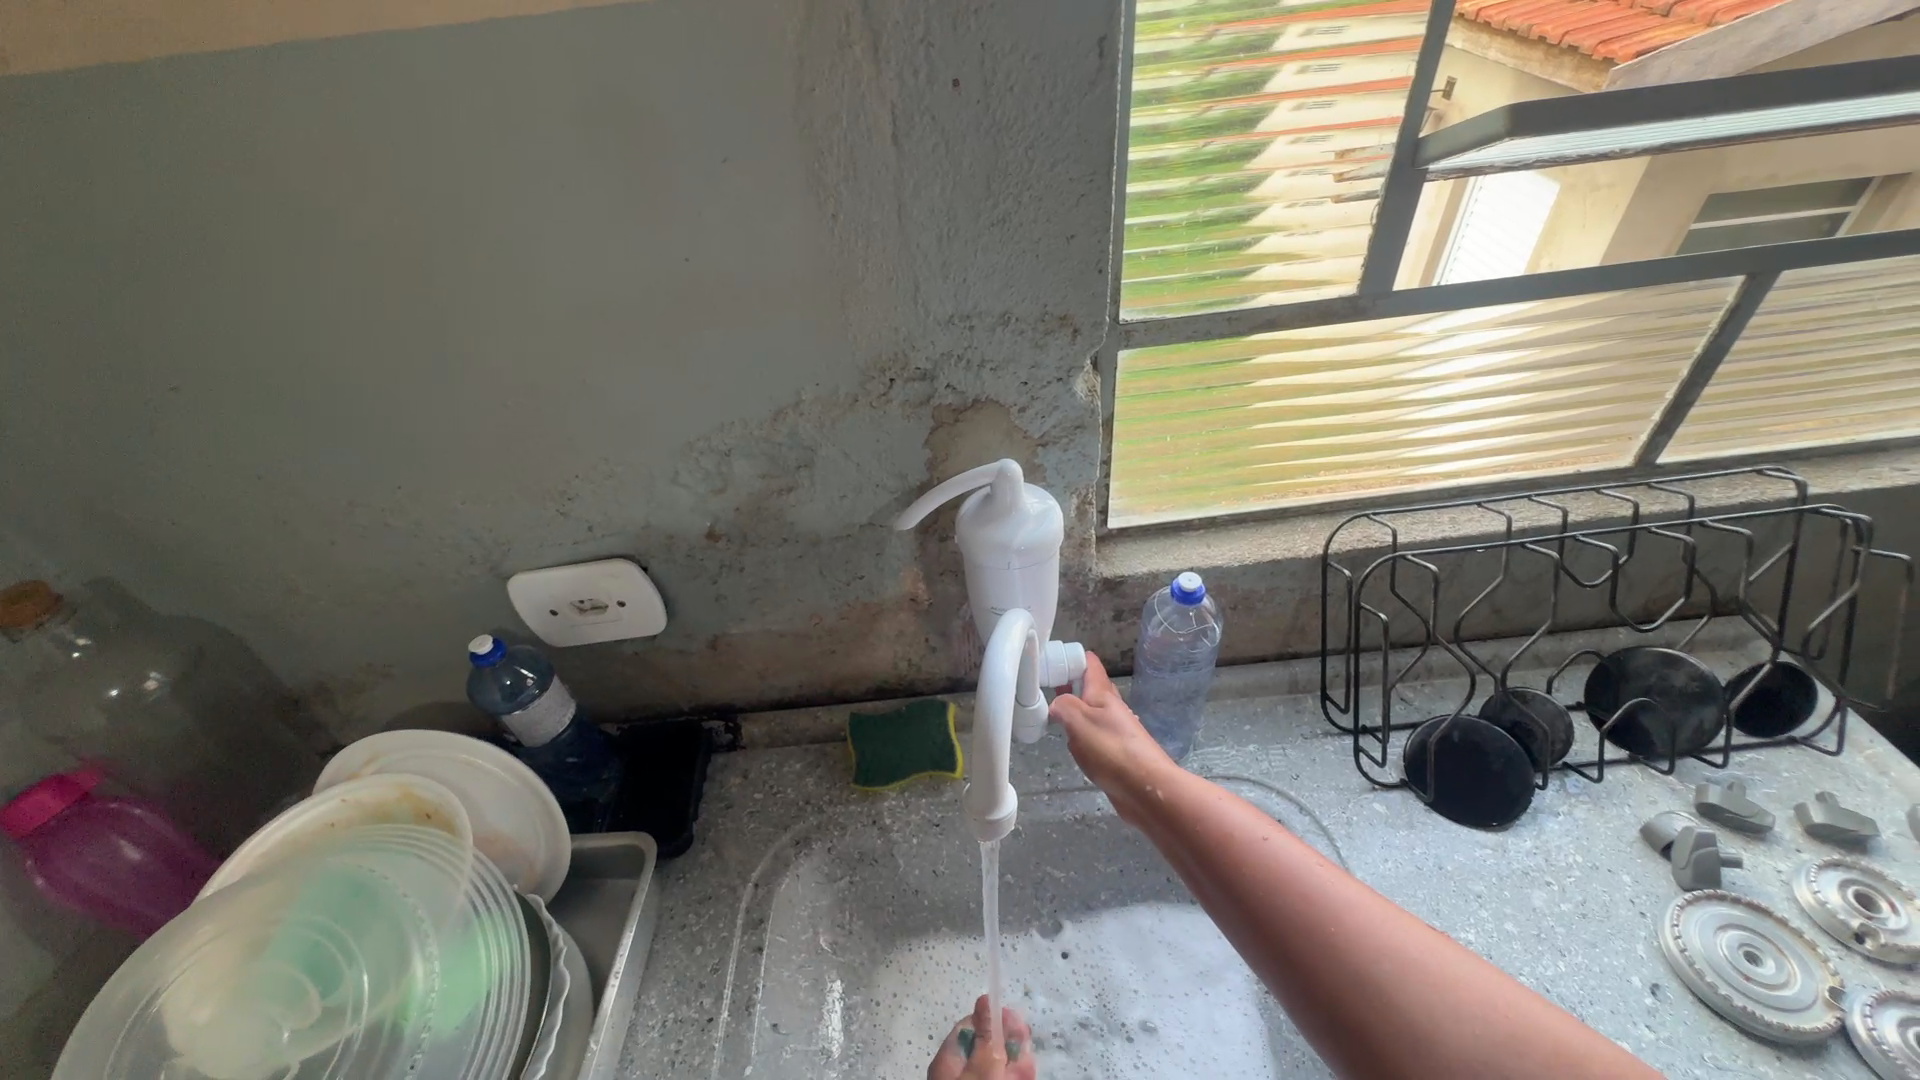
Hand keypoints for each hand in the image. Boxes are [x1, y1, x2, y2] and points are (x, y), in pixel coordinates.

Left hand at [927, 995, 1035, 1079]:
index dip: (995, 1020)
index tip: (1018, 1022)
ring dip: (1016, 1060)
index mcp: (948, 1058)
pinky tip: (1027, 1073)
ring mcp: (970, 1079)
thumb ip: (986, 1034)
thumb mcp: (983, 1065)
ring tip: (1029, 1066)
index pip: (971, 1025)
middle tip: (1027, 1044)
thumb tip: (985, 997)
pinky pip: (999, 1076)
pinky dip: (1015, 1074)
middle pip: (986, 1046)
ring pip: (996, 1064)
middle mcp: (957, 1070)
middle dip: (1010, 1043)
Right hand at [1048, 652, 1182, 821]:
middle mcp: (1111, 708)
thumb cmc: (1112, 749)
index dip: (1072, 657)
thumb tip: (1056, 704)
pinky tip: (1072, 744)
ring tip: (1053, 712)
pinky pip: (1095, 735)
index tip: (1050, 660)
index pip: (1090, 664)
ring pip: (1092, 712)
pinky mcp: (1115, 753)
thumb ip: (1063, 706)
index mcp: (1103, 694)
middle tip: (1046, 686)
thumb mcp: (1079, 721)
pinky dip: (1081, 734)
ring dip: (1075, 709)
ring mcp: (1115, 731)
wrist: (1146, 788)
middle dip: (1070, 684)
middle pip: (1091, 687)